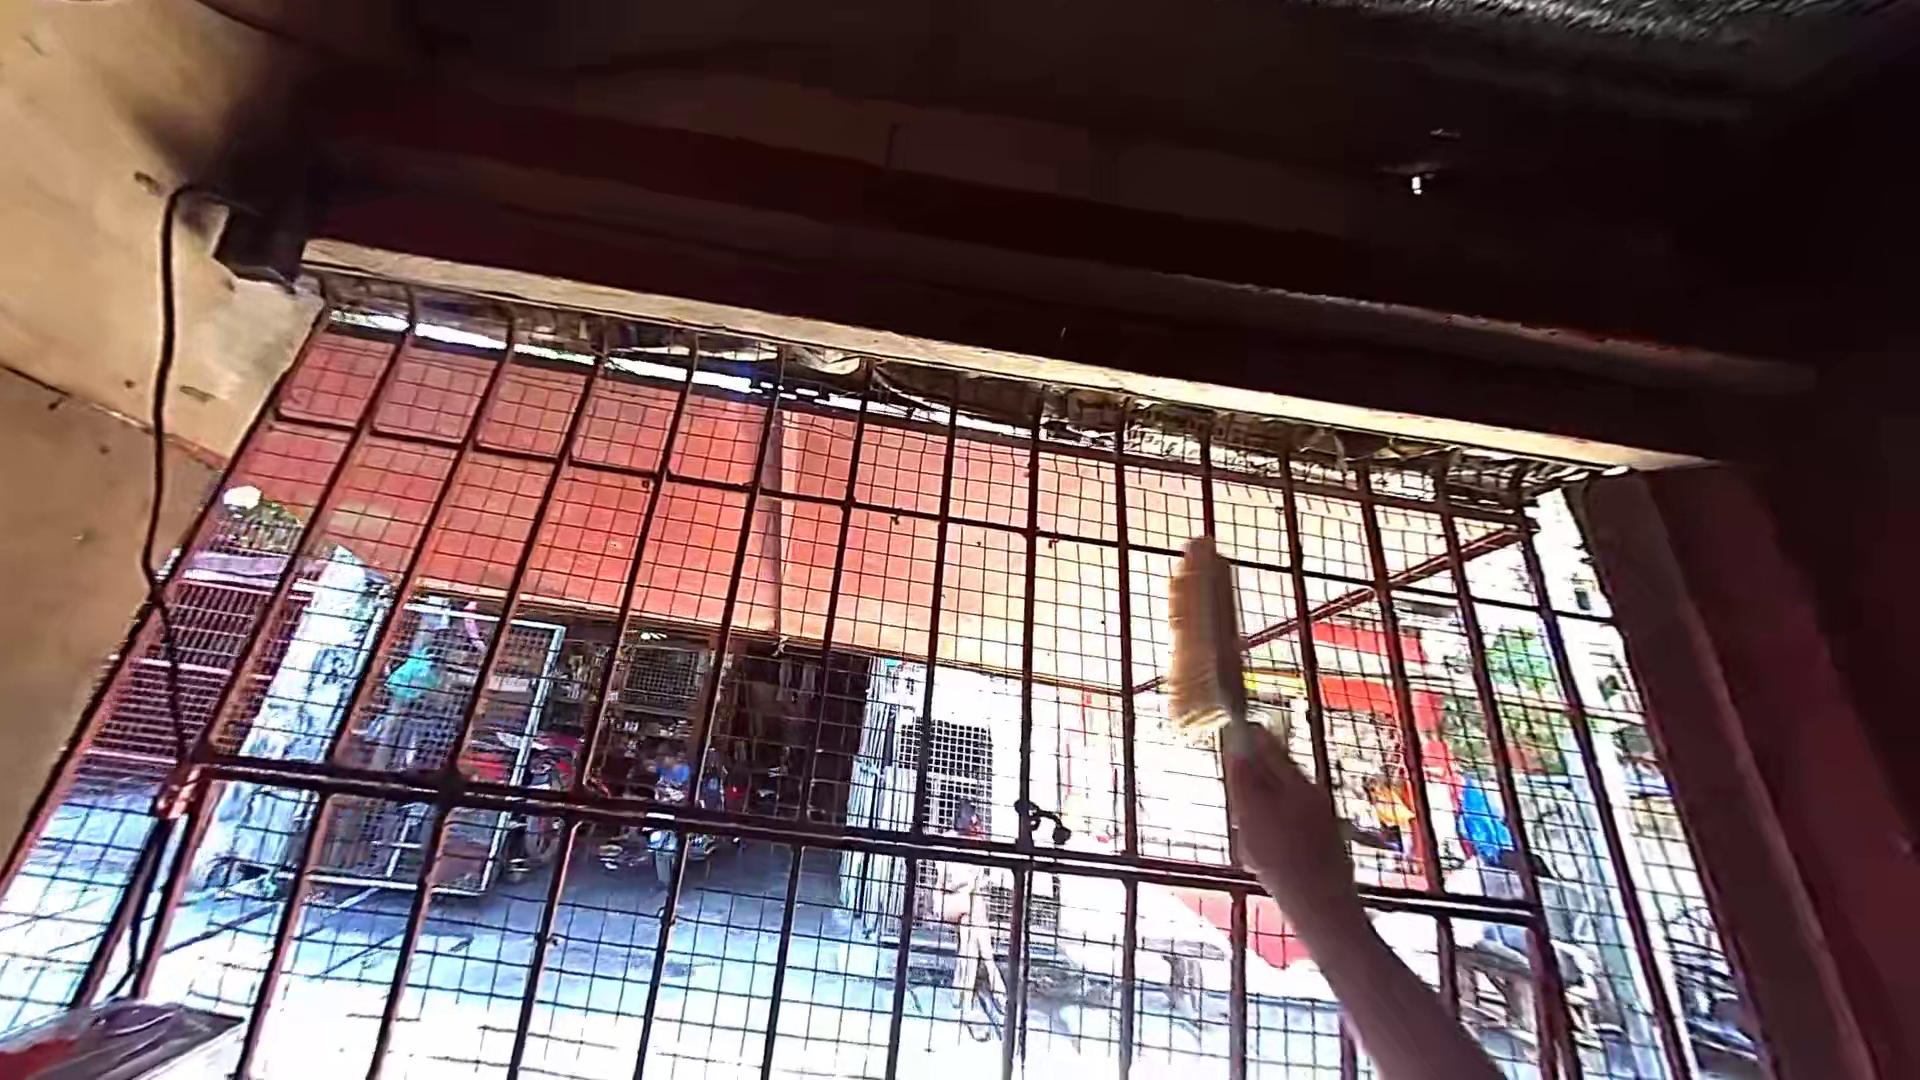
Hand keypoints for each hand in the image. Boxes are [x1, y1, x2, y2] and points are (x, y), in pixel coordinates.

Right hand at [1223, 721, 1363, 935]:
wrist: (1324, 913)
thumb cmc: (1282, 860)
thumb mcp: (1251, 813)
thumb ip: (1242, 775)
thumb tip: (1234, 742)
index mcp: (1297, 781)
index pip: (1265, 741)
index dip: (1241, 742)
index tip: (1225, 759)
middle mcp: (1312, 792)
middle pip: (1268, 771)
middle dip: (1247, 786)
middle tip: (1237, 811)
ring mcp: (1319, 817)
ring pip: (1273, 800)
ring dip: (1255, 813)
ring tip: (1249, 842)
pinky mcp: (1320, 842)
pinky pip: (1284, 825)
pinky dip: (1269, 834)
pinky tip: (1263, 859)